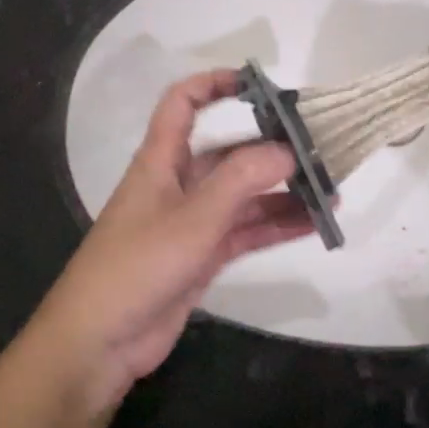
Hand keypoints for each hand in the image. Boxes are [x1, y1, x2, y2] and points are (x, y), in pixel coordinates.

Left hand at [32, 71, 312, 411]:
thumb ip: (241, 181)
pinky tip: (314, 224)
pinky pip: (246, 231)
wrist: (98, 344)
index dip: (215, 84)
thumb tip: (288, 150)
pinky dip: (277, 226)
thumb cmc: (136, 267)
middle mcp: (177, 184)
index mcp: (160, 161)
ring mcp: (191, 223)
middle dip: (271, 148)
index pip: (182, 104)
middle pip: (227, 152)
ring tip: (330, 191)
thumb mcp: (192, 219)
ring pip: (244, 195)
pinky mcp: (202, 257)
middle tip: (320, 149)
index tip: (259, 83)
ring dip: (282, 192)